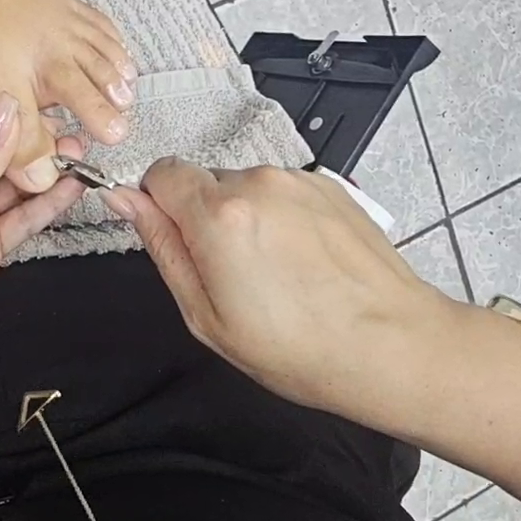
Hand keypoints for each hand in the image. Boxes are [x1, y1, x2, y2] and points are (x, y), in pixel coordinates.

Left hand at [0, 0, 135, 194]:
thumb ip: (17, 135)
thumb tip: (44, 180)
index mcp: (51, 59)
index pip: (83, 102)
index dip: (97, 124)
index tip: (112, 143)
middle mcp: (57, 33)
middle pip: (93, 68)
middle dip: (109, 95)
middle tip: (124, 116)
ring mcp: (46, 5)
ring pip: (90, 39)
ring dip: (108, 62)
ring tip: (125, 80)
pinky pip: (75, 11)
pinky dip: (93, 25)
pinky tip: (90, 27)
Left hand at [0, 95, 88, 397]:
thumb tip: (4, 108)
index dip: (2, 106)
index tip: (45, 94)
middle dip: (31, 139)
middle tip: (75, 127)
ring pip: (10, 184)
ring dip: (43, 170)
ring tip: (84, 152)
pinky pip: (18, 220)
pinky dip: (45, 206)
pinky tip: (72, 188)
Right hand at [105, 160, 456, 416]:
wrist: (396, 348)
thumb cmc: (299, 348)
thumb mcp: (206, 315)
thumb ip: (161, 246)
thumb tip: (124, 199)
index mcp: (218, 214)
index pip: (161, 172)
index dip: (159, 204)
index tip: (178, 240)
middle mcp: (256, 182)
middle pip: (202, 181)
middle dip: (204, 216)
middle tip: (232, 273)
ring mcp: (296, 179)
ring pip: (242, 186)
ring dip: (244, 216)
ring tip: (276, 270)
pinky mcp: (328, 184)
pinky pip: (280, 189)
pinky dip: (279, 215)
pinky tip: (303, 259)